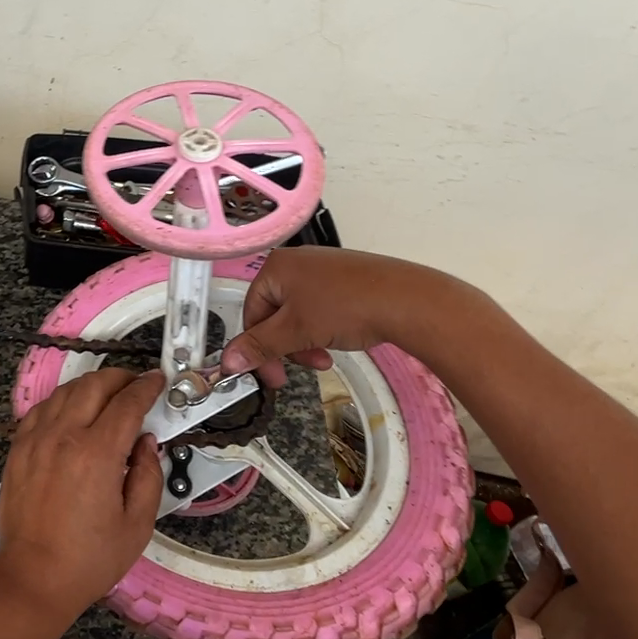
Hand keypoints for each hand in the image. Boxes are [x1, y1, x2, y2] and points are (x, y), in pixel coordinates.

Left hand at [0, 367, 166, 617]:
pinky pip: (43, 407)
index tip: (156, 381)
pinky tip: (73, 409)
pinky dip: (63, 400)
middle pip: (94, 385)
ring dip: (91, 385)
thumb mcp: (136, 525)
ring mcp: (37, 438)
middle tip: (135, 384)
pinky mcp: (19, 446)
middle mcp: (63, 437)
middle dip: (120, 378)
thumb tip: (146, 444)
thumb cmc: (87, 559)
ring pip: (66, 390)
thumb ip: (148, 476)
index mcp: (96, 454)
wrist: (34, 575)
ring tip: (108, 393)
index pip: (127, 403)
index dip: (146, 387)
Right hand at [221, 246, 485, 384]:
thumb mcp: (297, 332)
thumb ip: (260, 346)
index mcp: (275, 267)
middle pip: (275, 312)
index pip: (251, 312)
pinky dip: (325, 325)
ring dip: (307, 339)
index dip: (260, 348)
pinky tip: (344, 335)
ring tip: (328, 355)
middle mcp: (295, 260)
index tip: (276, 378)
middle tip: (311, 366)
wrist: (410, 300)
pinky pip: (321, 303)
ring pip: (299, 311)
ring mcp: (322, 265)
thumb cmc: (346, 309)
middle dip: (289, 344)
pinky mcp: (346, 275)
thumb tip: (227, 362)